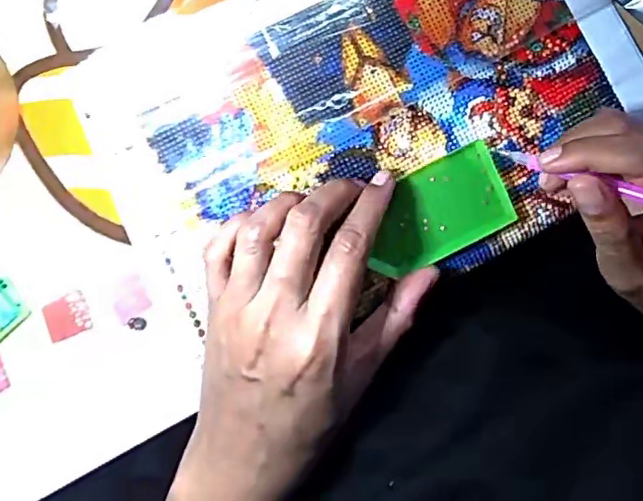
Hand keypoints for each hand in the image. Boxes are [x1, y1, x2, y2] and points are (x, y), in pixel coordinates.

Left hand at [170, 174, 438, 500]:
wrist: (240, 459)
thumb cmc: (309, 421)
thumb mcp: (362, 378)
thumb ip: (397, 319)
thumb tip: (430, 273)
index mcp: (319, 335)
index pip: (349, 248)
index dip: (370, 206)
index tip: (383, 184)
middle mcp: (274, 312)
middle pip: (304, 225)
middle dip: (334, 192)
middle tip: (353, 186)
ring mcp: (237, 304)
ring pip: (260, 226)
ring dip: (290, 200)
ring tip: (312, 201)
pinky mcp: (212, 302)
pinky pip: (219, 244)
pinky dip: (243, 220)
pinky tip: (266, 219)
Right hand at [539, 110, 642, 330]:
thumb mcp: (627, 275)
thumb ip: (607, 230)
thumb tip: (579, 181)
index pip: (642, 157)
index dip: (591, 153)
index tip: (549, 168)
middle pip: (627, 132)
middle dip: (577, 146)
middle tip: (545, 176)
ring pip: (619, 125)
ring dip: (577, 142)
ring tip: (555, 176)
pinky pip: (619, 132)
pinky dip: (586, 143)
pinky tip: (572, 168)